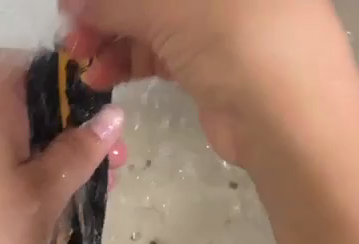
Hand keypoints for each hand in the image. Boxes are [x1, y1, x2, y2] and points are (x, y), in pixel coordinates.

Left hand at [0, 49, 124, 243]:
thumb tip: (112, 115)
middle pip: (20, 116)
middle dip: (68, 132)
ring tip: (94, 193)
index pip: (9, 67)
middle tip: (111, 161)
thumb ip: (77, 153)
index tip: (88, 100)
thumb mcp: (44, 193)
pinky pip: (3, 189)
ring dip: (54, 169)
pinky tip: (56, 220)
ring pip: (15, 158)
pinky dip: (32, 195)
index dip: (49, 71)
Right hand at [60, 0, 358, 166]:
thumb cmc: (239, 39)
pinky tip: (101, 76)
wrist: (287, 117)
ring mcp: (219, 22)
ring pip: (153, 21)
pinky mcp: (210, 62)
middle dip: (108, 9)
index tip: (73, 3)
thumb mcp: (171, 9)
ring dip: (112, 38)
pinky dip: (130, 62)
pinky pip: (161, 52)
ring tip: (81, 60)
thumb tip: (70, 2)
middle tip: (72, 34)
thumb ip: (117, 2)